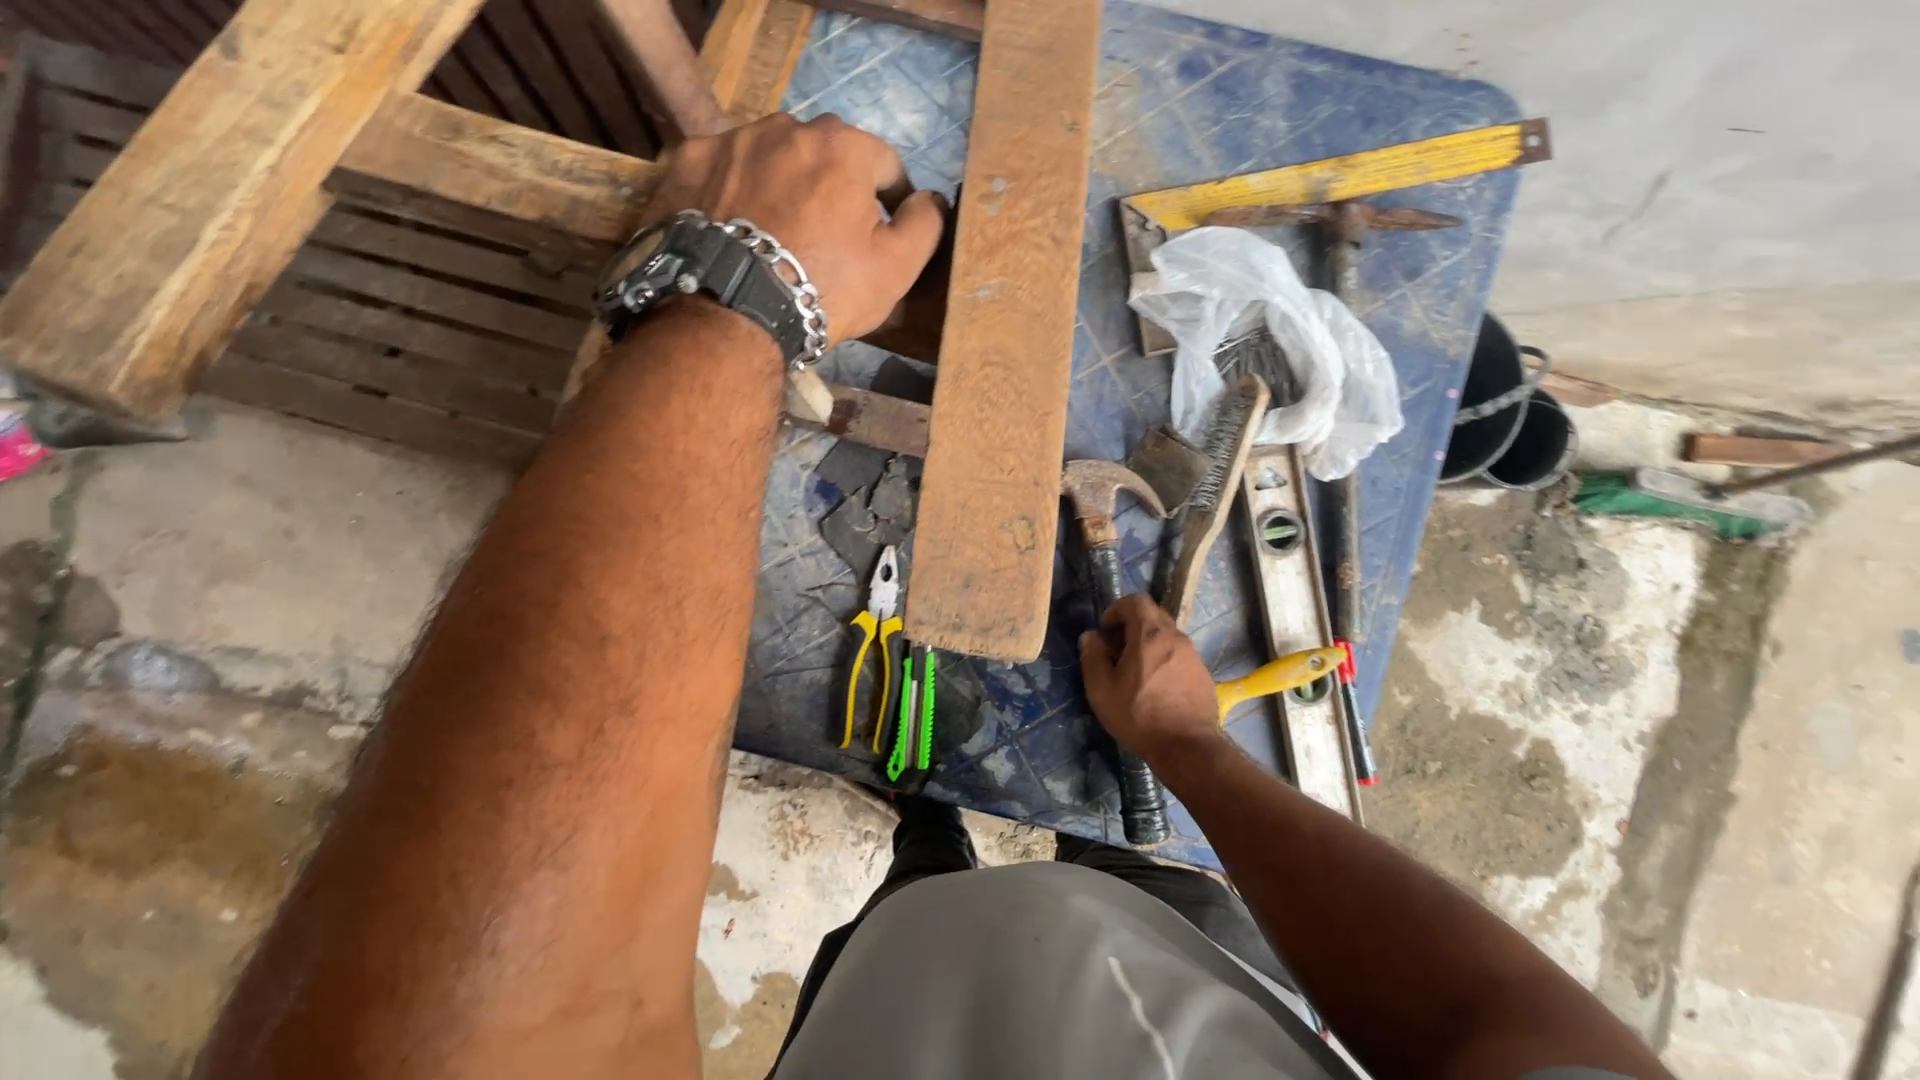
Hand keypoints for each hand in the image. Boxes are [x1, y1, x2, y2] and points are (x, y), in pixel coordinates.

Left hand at [644, 113, 947, 343]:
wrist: (730, 312)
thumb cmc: (825, 288)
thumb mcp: (896, 268)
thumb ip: (925, 225)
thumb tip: (930, 198)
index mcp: (844, 145)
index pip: (885, 163)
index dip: (891, 199)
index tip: (882, 232)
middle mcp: (787, 126)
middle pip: (824, 155)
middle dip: (832, 188)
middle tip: (826, 238)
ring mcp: (732, 140)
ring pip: (771, 158)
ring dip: (781, 185)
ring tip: (775, 235)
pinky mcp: (687, 162)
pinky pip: (723, 171)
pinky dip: (732, 192)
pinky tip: (734, 229)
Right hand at [1079, 594, 1226, 763]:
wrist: (1187, 747)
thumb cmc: (1138, 715)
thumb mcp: (1101, 689)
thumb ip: (1092, 657)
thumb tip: (1090, 636)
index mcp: (1150, 634)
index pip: (1136, 601)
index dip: (1117, 608)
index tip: (1106, 629)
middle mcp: (1176, 637)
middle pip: (1153, 616)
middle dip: (1132, 626)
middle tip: (1117, 651)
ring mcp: (1193, 655)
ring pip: (1167, 637)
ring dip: (1148, 645)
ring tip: (1135, 672)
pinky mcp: (1203, 674)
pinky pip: (1179, 656)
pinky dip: (1164, 660)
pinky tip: (1156, 688)